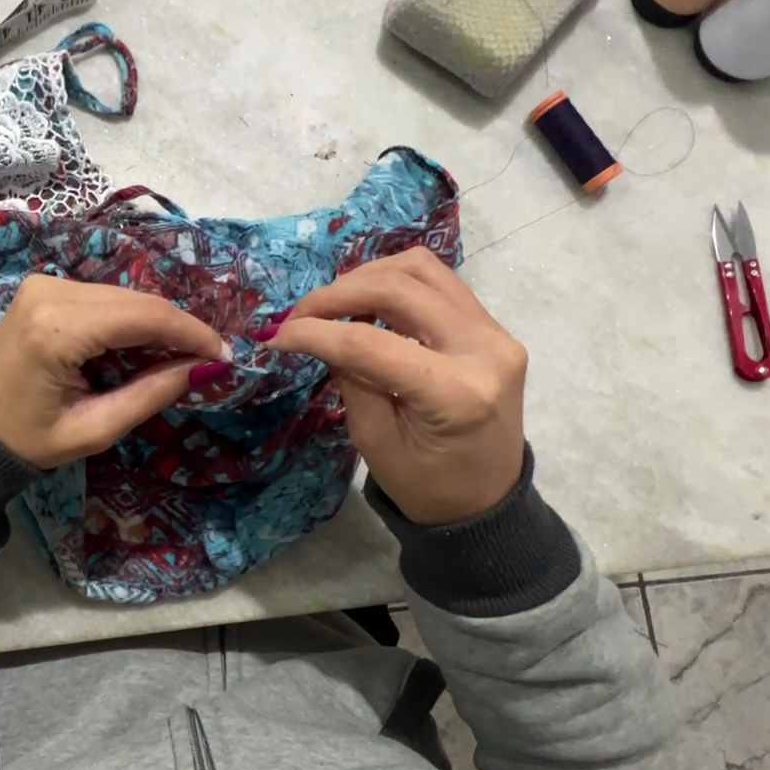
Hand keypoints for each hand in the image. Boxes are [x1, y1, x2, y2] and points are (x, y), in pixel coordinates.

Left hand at [0, 275, 231, 467]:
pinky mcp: (42, 290)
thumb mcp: (94, 429)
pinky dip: (129, 321)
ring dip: (155, 324)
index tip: (225, 354)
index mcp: (57, 329)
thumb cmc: (28, 441)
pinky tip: (145, 347)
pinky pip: (103, 299)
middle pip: (136, 300)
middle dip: (176, 328)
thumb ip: (150, 394)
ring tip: (180, 359)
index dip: (190, 333)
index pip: (144, 316)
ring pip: (123, 296)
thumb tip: (203, 367)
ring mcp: (43, 286)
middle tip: (209, 360)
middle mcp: (50, 292)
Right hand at [265, 249, 527, 524]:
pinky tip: (364, 307)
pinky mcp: (492, 327)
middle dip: (337, 294)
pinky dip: (392, 284)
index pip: (370, 342)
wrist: (485, 500)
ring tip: (330, 307)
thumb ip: (350, 379)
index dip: (315, 332)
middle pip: (399, 286)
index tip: (275, 336)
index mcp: (454, 393)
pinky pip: (437, 282)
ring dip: (365, 279)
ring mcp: (494, 332)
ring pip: (421, 269)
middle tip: (297, 317)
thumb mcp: (374, 441)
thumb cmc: (425, 485)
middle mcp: (484, 349)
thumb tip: (316, 334)